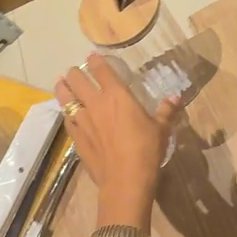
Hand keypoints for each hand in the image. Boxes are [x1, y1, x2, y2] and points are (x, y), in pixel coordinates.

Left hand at [56, 58, 177, 226]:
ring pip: (67, 100)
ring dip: (63, 90)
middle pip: (79, 82)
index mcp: (117, 96)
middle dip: (75, 73)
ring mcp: (84, 122)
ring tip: (60, 83)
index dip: (96, 61)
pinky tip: (66, 114)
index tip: (92, 56)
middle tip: (73, 70)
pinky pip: (68, 122)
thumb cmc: (146, 150)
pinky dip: (66, 115)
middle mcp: (97, 104)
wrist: (125, 181)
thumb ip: (166, 111)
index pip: (102, 71)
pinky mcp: (77, 140)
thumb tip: (176, 97)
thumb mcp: (160, 129)